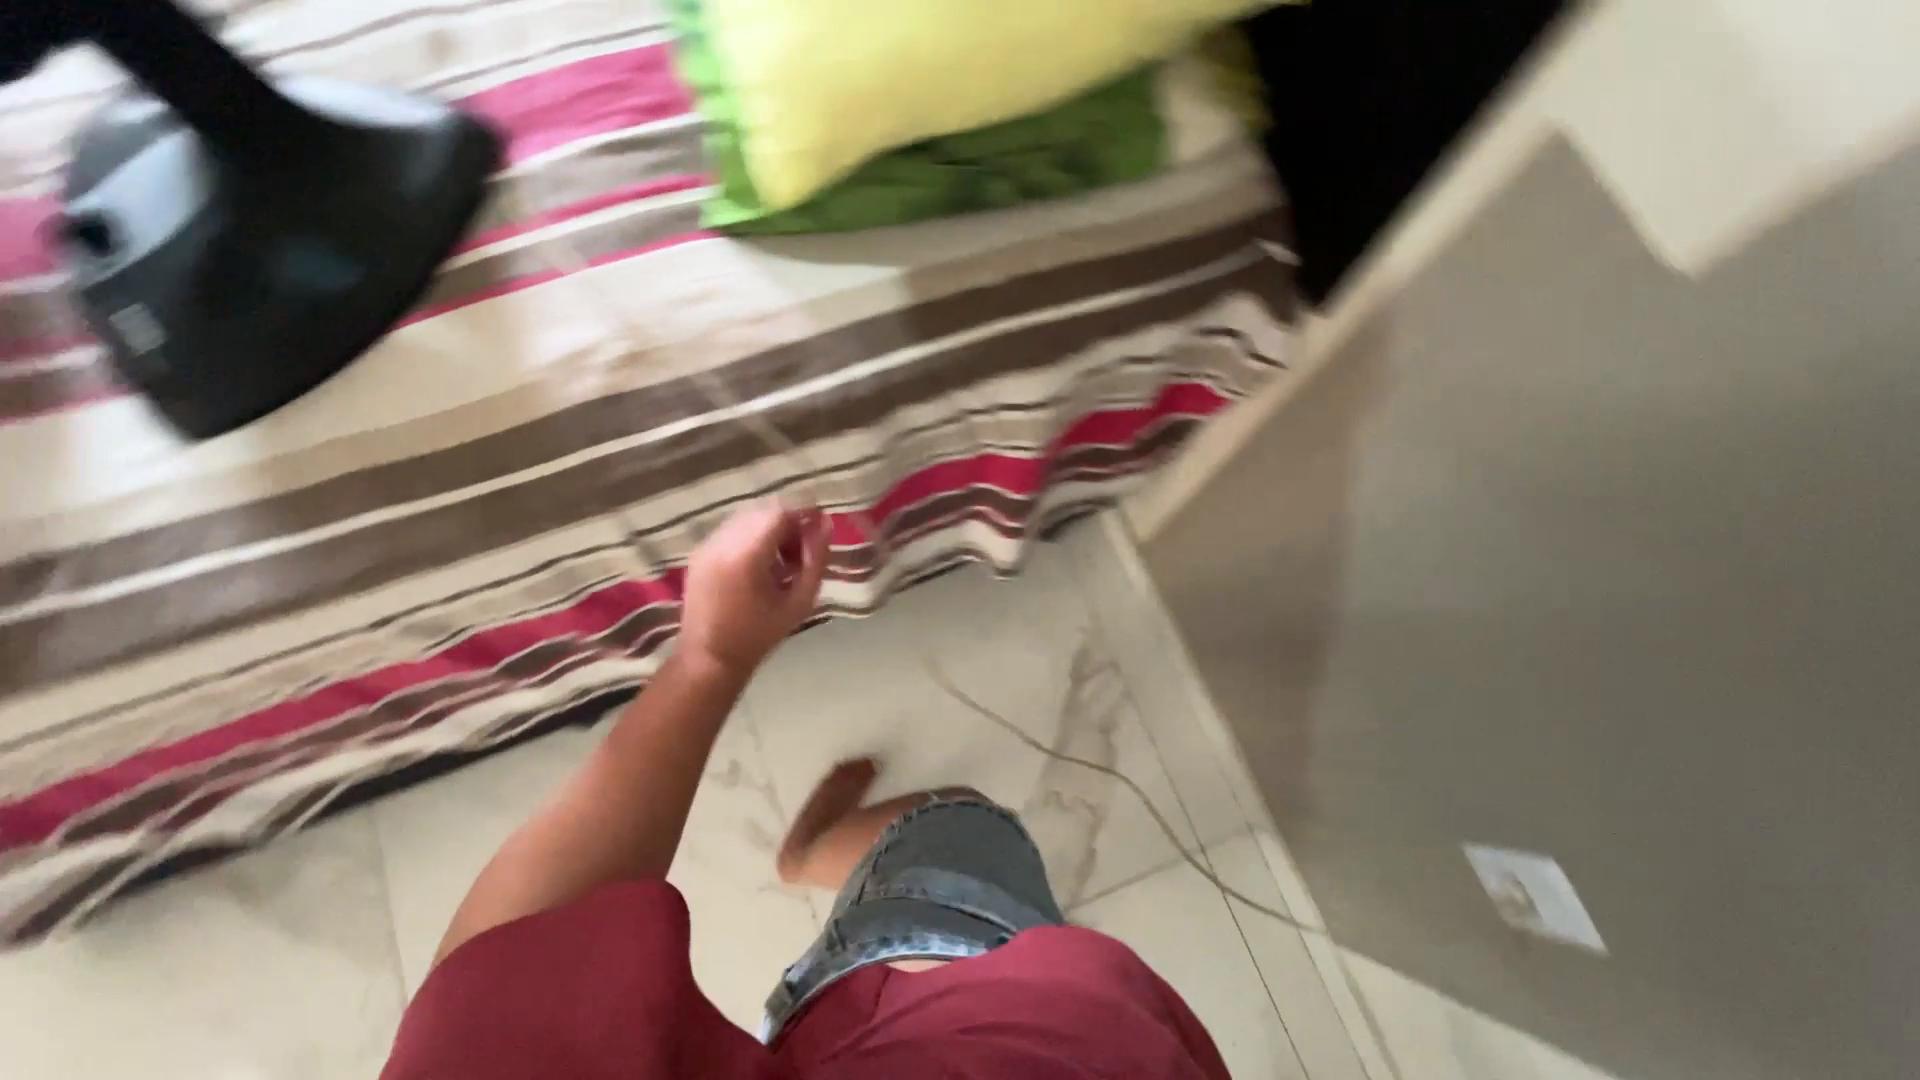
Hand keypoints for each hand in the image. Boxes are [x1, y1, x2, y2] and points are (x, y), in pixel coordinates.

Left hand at [678, 501, 830, 677]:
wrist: (709, 658)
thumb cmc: (759, 635)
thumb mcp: (798, 602)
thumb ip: (816, 561)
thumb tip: (825, 524)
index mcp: (745, 555)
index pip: (779, 512)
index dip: (804, 513)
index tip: (820, 527)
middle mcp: (721, 542)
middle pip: (763, 511)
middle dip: (788, 522)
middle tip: (803, 551)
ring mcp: (706, 545)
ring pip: (747, 518)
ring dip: (770, 529)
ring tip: (783, 561)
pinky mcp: (699, 552)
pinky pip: (732, 530)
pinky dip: (752, 537)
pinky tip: (761, 566)